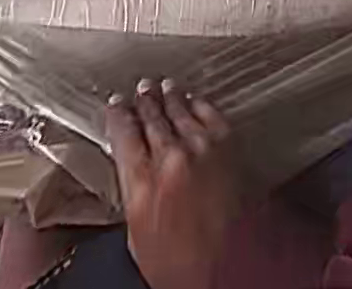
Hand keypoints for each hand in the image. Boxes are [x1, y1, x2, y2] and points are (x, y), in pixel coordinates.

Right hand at [104, 80, 245, 288]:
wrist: (236, 264)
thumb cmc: (187, 265)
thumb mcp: (140, 237)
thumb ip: (135, 194)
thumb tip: (135, 172)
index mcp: (142, 183)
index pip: (123, 134)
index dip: (117, 115)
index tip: (115, 105)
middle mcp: (169, 157)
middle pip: (151, 117)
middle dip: (144, 101)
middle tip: (140, 89)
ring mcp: (199, 146)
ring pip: (178, 109)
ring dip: (169, 96)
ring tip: (163, 86)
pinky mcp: (225, 142)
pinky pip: (206, 111)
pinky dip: (196, 103)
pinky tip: (192, 99)